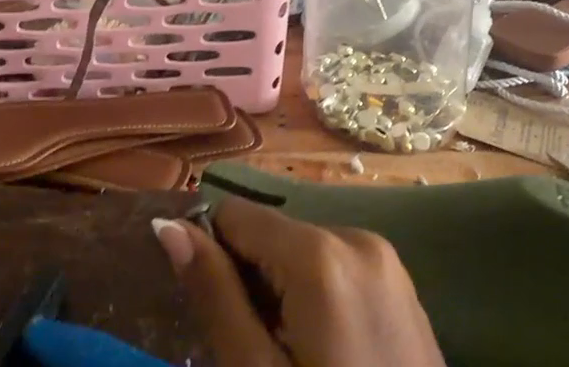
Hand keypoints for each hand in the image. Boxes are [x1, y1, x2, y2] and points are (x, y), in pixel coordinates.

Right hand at [153, 197, 445, 366]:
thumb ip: (213, 291)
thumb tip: (167, 225)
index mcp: (318, 253)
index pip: (232, 214)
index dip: (213, 259)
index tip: (225, 317)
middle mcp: (356, 237)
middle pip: (267, 234)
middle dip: (252, 282)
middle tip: (265, 350)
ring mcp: (386, 261)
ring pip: (297, 252)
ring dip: (282, 293)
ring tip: (298, 356)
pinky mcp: (401, 286)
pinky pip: (333, 268)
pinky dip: (314, 299)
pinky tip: (327, 353)